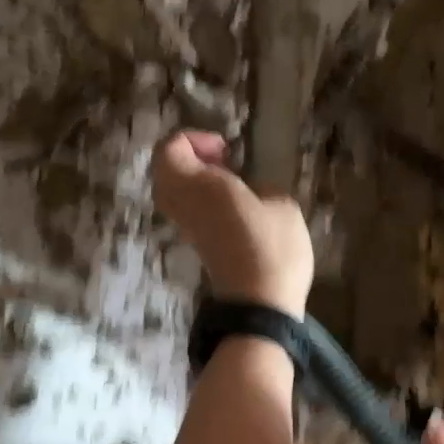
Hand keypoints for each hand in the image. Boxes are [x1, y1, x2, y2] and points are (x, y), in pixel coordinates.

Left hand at [151, 130, 313, 316]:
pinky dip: (198, 196)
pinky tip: (231, 202)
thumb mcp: (280, 202)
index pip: (170, 147)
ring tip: (229, 179)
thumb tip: (248, 186)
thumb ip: (259, 183)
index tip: (226, 149)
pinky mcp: (193, 240)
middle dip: (189, 154)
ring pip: (170, 187)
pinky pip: (183, 205)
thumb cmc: (272, 247)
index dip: (195, 138)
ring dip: (193, 176)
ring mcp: (184, 223)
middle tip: (223, 158)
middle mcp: (182, 201)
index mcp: (198, 184)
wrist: (258, 304)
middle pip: (163, 166)